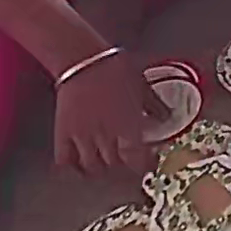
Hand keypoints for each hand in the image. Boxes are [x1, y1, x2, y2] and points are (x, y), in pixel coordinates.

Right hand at [53, 50, 161, 174]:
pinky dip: (73, 166)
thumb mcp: (143, 86)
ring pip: (91, 167)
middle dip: (124, 169)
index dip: (144, 165)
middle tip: (130, 165)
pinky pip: (65, 160)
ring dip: (102, 170)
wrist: (86, 61)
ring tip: (108, 166)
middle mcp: (105, 136)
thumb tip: (167, 118)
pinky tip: (81, 163)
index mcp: (128, 125)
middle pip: (115, 165)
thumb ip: (155, 106)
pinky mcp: (63, 133)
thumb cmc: (118, 70)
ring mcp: (82, 137)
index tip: (150, 165)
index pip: (137, 158)